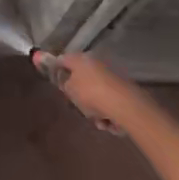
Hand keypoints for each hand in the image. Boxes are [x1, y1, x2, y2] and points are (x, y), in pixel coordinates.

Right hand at [33, 50, 148, 131]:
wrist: (126, 106)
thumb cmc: (91, 94)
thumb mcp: (69, 89)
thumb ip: (61, 80)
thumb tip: (56, 71)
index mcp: (82, 58)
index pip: (62, 59)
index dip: (54, 68)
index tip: (52, 80)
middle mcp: (97, 62)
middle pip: (80, 77)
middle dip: (78, 93)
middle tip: (76, 105)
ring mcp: (112, 74)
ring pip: (95, 92)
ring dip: (94, 107)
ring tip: (97, 119)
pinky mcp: (124, 89)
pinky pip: (109, 100)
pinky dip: (107, 110)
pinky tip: (108, 121)